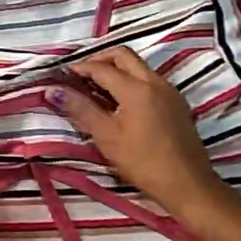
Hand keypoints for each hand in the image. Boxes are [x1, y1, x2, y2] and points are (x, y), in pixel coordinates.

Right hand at [54, 47, 228, 214]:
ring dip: (116, 70)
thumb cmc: (142, 161)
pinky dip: (130, 81)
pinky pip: (149, 80)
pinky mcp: (176, 103)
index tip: (63, 74)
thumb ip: (79, 109)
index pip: (102, 68)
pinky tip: (120, 102)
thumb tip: (52, 90)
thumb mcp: (106, 136)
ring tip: (96, 88)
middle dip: (100, 60)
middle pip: (124, 56)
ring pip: (139, 67)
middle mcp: (156, 82)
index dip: (80, 68)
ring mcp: (169, 91)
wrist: (187, 184)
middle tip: (81, 75)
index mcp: (137, 89)